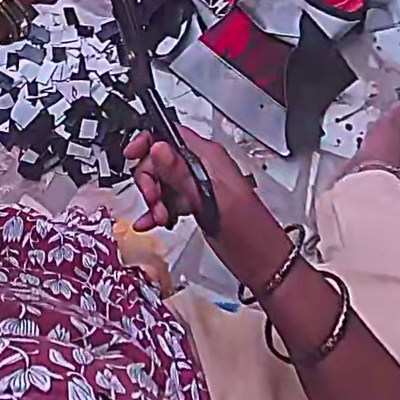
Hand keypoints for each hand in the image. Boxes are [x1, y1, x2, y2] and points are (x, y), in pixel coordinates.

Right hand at [127, 126, 292, 292]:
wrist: (266, 266)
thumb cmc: (250, 235)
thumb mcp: (209, 202)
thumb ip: (180, 174)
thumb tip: (158, 148)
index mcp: (209, 158)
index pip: (170, 133)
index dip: (148, 141)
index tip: (133, 154)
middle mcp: (204, 167)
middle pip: (160, 158)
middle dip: (149, 179)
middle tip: (152, 199)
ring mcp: (199, 184)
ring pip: (161, 180)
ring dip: (153, 198)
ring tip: (159, 216)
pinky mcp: (197, 202)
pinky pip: (169, 198)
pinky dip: (158, 209)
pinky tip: (152, 220)